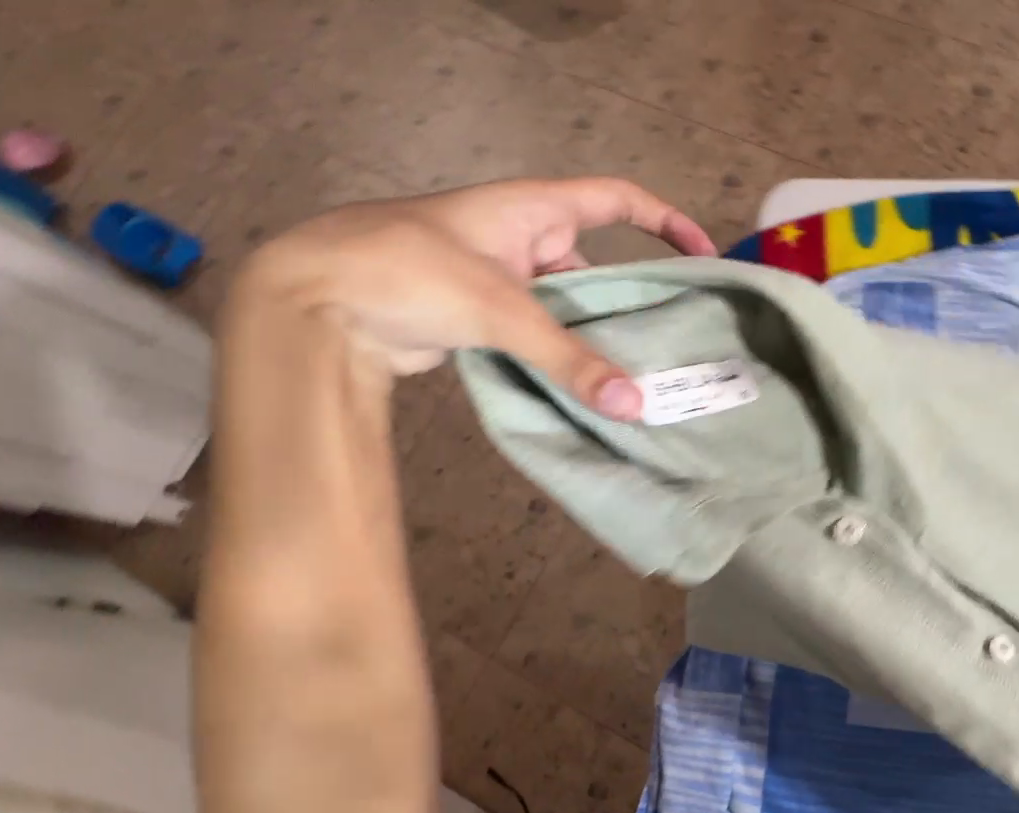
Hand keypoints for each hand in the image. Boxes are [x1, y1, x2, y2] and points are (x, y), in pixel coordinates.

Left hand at [224, 177, 717, 420]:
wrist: (316, 302)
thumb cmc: (407, 272)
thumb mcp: (499, 309)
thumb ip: (569, 359)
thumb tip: (635, 407)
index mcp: (532, 210)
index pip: (616, 200)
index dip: (664, 221)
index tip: (703, 253)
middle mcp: (523, 238)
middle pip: (598, 263)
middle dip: (635, 297)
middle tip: (675, 338)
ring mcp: (502, 279)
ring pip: (568, 305)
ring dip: (597, 335)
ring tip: (640, 373)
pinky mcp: (482, 317)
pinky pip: (540, 333)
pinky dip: (564, 356)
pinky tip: (588, 387)